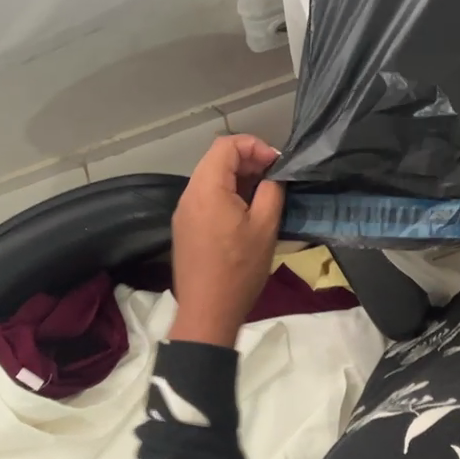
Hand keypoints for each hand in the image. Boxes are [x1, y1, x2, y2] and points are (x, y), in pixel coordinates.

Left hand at [165, 135, 284, 347]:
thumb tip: (273, 174)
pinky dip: (226, 193)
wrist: (207, 313)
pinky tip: (245, 211)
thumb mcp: (265, 226)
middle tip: (274, 176)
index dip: (254, 145)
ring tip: (263, 193)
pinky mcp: (184, 227)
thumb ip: (271, 190)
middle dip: (247, 159)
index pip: (226, 145)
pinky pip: (205, 196)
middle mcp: (190, 194)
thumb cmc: (239, 269)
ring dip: (238, 177)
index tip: (276, 163)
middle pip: (216, 159)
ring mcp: (184, 212)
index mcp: (207, 189)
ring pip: (210, 177)